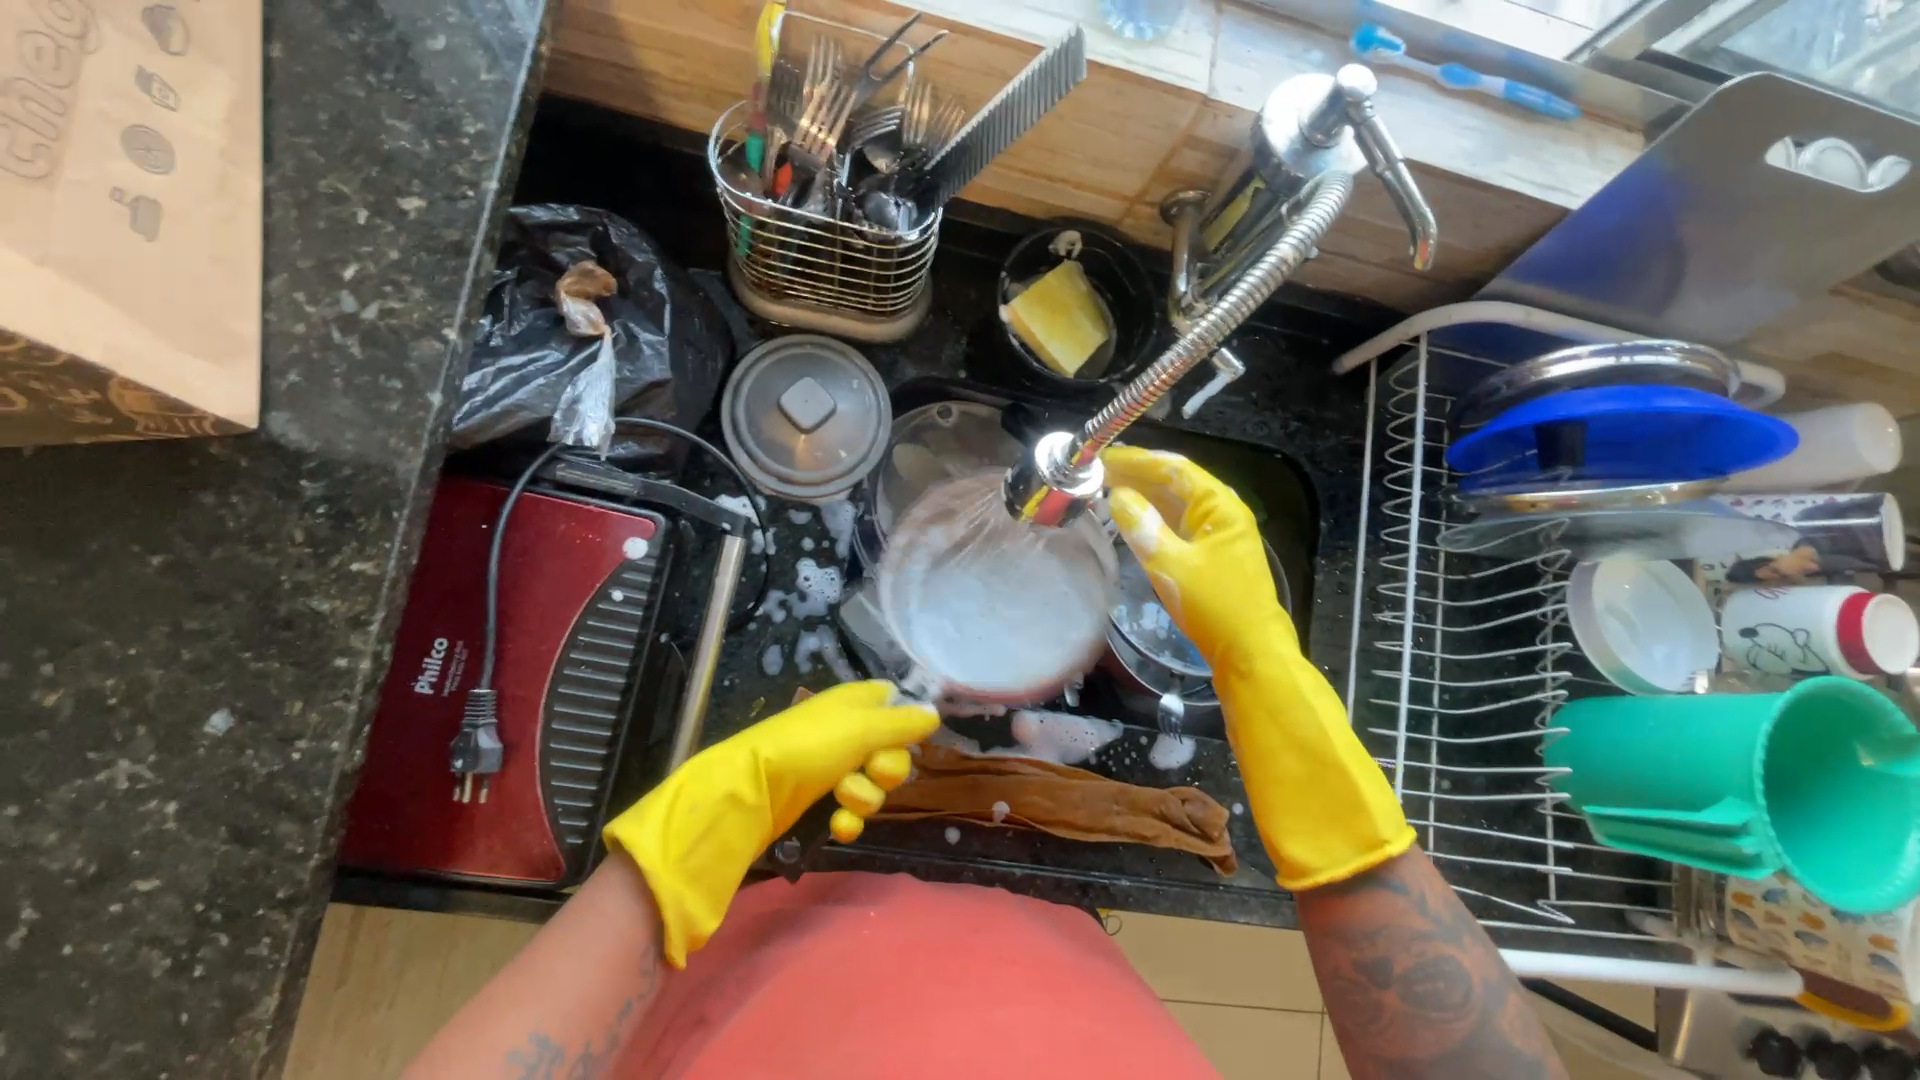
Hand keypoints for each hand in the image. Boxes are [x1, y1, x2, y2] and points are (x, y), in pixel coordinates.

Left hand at [602, 680, 938, 966]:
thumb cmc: (808, 747)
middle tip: (870, 770)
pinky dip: (848, 820)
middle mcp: (847, 733)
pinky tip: (835, 823)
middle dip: (887, 768)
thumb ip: (903, 724)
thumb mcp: (861, 728)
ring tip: (840, 798)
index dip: (905, 723)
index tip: (906, 737)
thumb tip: (935, 713)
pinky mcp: (821, 803)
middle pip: (893, 752)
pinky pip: (853, 813)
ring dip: (864, 797)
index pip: (895, 703)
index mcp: (855, 703)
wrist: (752, 791)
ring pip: (875, 787)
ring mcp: (833, 769)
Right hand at [1103, 446, 1412, 889]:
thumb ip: (1141, 528)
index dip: (1137, 459)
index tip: (1102, 457)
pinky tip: (1130, 522)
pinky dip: (1152, 519)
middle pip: (1175, 482)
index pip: (1174, 467)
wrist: (1251, 656)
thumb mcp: (1171, 567)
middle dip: (1136, 474)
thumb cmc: (1215, 609)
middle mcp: (1222, 514)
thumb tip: (1117, 497)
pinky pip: (1177, 525)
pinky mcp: (1212, 557)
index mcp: (1220, 507)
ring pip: (1175, 504)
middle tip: (1096, 473)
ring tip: (1105, 491)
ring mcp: (1218, 536)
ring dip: (1143, 496)